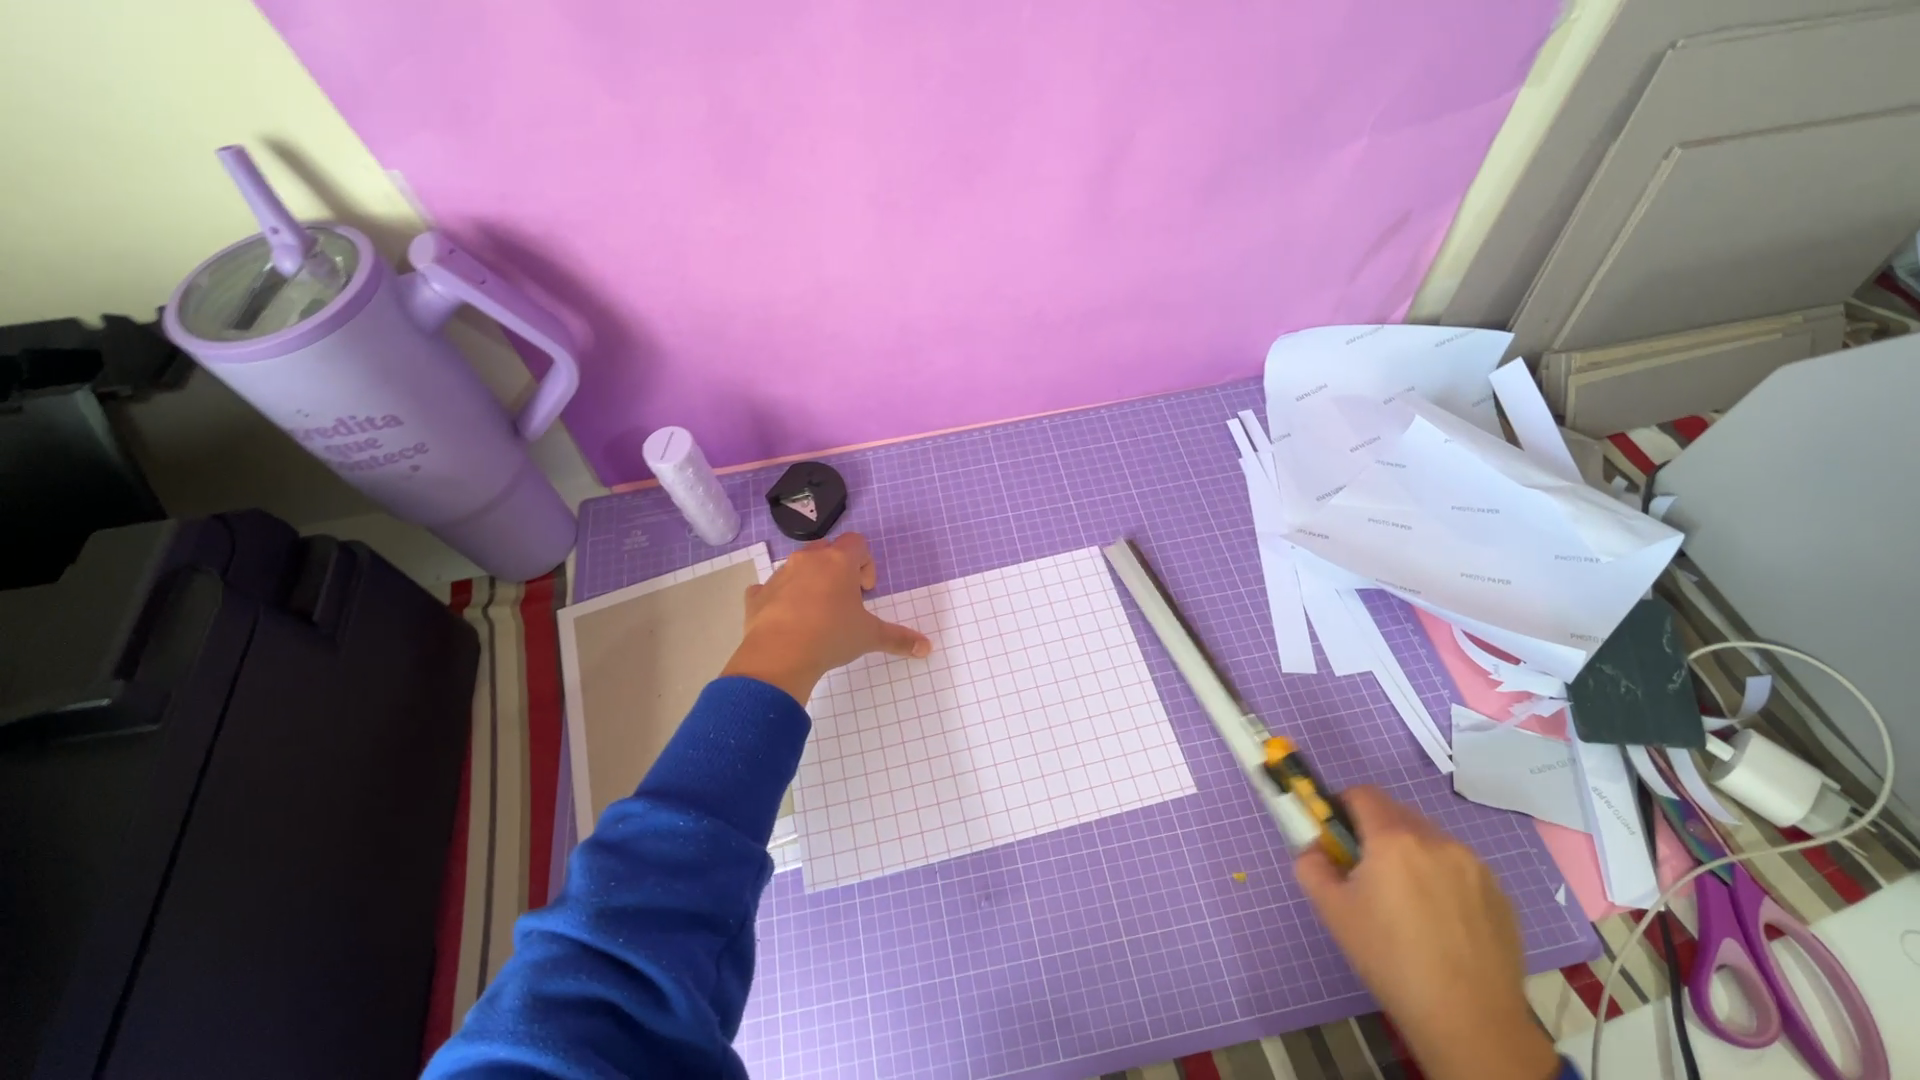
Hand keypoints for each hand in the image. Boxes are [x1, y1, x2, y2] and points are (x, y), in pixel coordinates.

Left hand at [720, 533, 931, 703]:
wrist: (779, 655)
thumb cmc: (832, 636)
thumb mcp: (870, 637)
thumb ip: (899, 639)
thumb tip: (926, 648)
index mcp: (838, 562)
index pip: (857, 544)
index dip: (866, 564)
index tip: (865, 590)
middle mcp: (807, 560)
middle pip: (826, 550)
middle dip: (837, 569)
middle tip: (843, 599)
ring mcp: (779, 576)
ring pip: (797, 568)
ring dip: (809, 582)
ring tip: (816, 614)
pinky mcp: (757, 596)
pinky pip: (768, 589)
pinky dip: (777, 599)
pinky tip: (784, 620)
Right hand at [1295, 787, 1560, 1079]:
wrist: (1468, 1018)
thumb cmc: (1390, 959)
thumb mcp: (1332, 912)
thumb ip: (1311, 867)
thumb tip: (1314, 850)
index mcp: (1393, 839)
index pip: (1362, 794)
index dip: (1343, 807)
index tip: (1337, 837)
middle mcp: (1437, 840)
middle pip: (1397, 815)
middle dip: (1377, 833)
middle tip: (1368, 875)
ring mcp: (1475, 866)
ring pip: (1431, 842)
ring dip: (1412, 856)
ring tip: (1408, 905)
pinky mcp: (1500, 893)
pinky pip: (1461, 869)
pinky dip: (1444, 880)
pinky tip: (1441, 924)